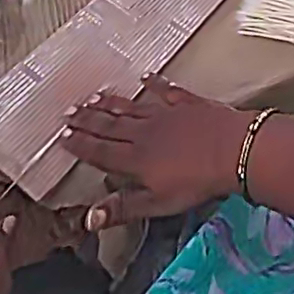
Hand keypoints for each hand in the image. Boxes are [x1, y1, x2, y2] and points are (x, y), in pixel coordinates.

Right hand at [63, 74, 250, 230]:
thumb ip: (123, 208)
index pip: (101, 151)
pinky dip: (154, 83)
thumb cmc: (195, 181)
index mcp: (136, 158)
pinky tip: (145, 76)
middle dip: (88, 119)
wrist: (231, 149)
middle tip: (68, 111)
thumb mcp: (157, 203)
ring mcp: (166, 113)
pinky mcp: (186, 102)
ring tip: (93, 96)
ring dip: (112, 102)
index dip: (81, 144)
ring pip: (132, 107)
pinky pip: (165, 90)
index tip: (63, 136)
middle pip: (111, 125)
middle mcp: (145, 132)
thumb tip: (88, 217)